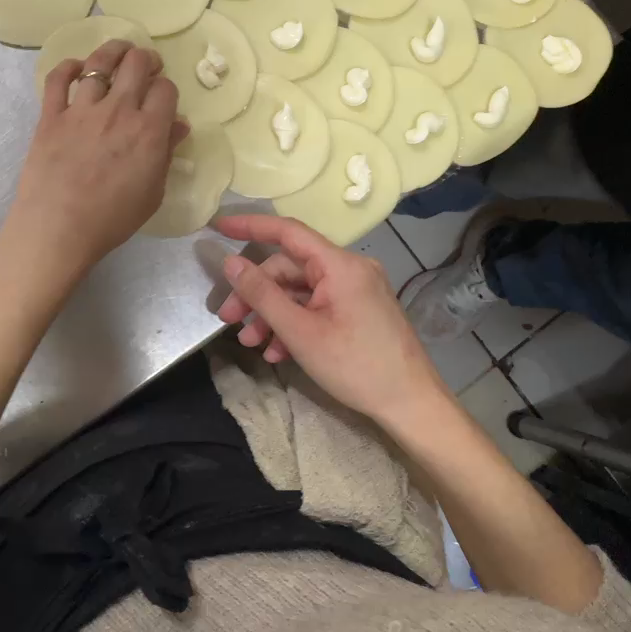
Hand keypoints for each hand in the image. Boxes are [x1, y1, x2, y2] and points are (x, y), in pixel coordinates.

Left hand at [4, 40, 183, 280]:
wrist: (57, 228)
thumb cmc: (111, 219)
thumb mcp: (152, 193)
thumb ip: (166, 154)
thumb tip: (178, 125)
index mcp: (148, 131)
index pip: (166, 89)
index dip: (167, 88)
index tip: (163, 97)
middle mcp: (117, 110)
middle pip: (136, 64)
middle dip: (146, 59)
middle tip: (147, 65)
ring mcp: (81, 109)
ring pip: (99, 62)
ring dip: (113, 51)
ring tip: (119, 51)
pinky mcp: (51, 115)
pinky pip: (58, 78)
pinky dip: (68, 66)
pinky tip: (76, 67)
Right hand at [213, 214, 449, 426]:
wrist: (412, 406)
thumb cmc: (356, 366)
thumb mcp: (300, 332)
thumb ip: (262, 294)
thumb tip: (230, 262)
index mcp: (339, 265)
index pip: (287, 231)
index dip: (249, 226)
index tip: (218, 227)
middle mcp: (349, 269)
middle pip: (288, 268)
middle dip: (256, 293)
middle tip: (229, 319)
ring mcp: (356, 291)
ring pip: (299, 291)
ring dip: (271, 314)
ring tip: (250, 342)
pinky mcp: (359, 311)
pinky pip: (316, 307)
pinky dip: (294, 324)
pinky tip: (276, 351)